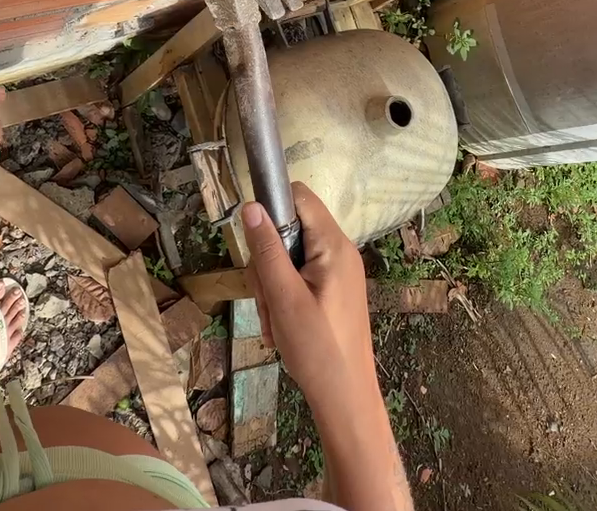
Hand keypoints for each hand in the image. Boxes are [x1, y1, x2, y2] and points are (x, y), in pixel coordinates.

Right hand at [239, 183, 375, 418]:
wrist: (346, 399)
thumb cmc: (316, 349)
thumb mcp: (284, 297)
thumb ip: (267, 250)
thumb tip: (251, 206)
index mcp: (334, 244)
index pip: (299, 196)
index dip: (272, 208)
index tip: (255, 242)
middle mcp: (339, 250)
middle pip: (290, 230)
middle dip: (268, 264)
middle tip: (268, 299)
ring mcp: (337, 271)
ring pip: (289, 257)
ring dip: (273, 287)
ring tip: (277, 321)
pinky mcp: (332, 289)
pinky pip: (299, 278)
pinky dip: (284, 298)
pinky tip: (283, 327)